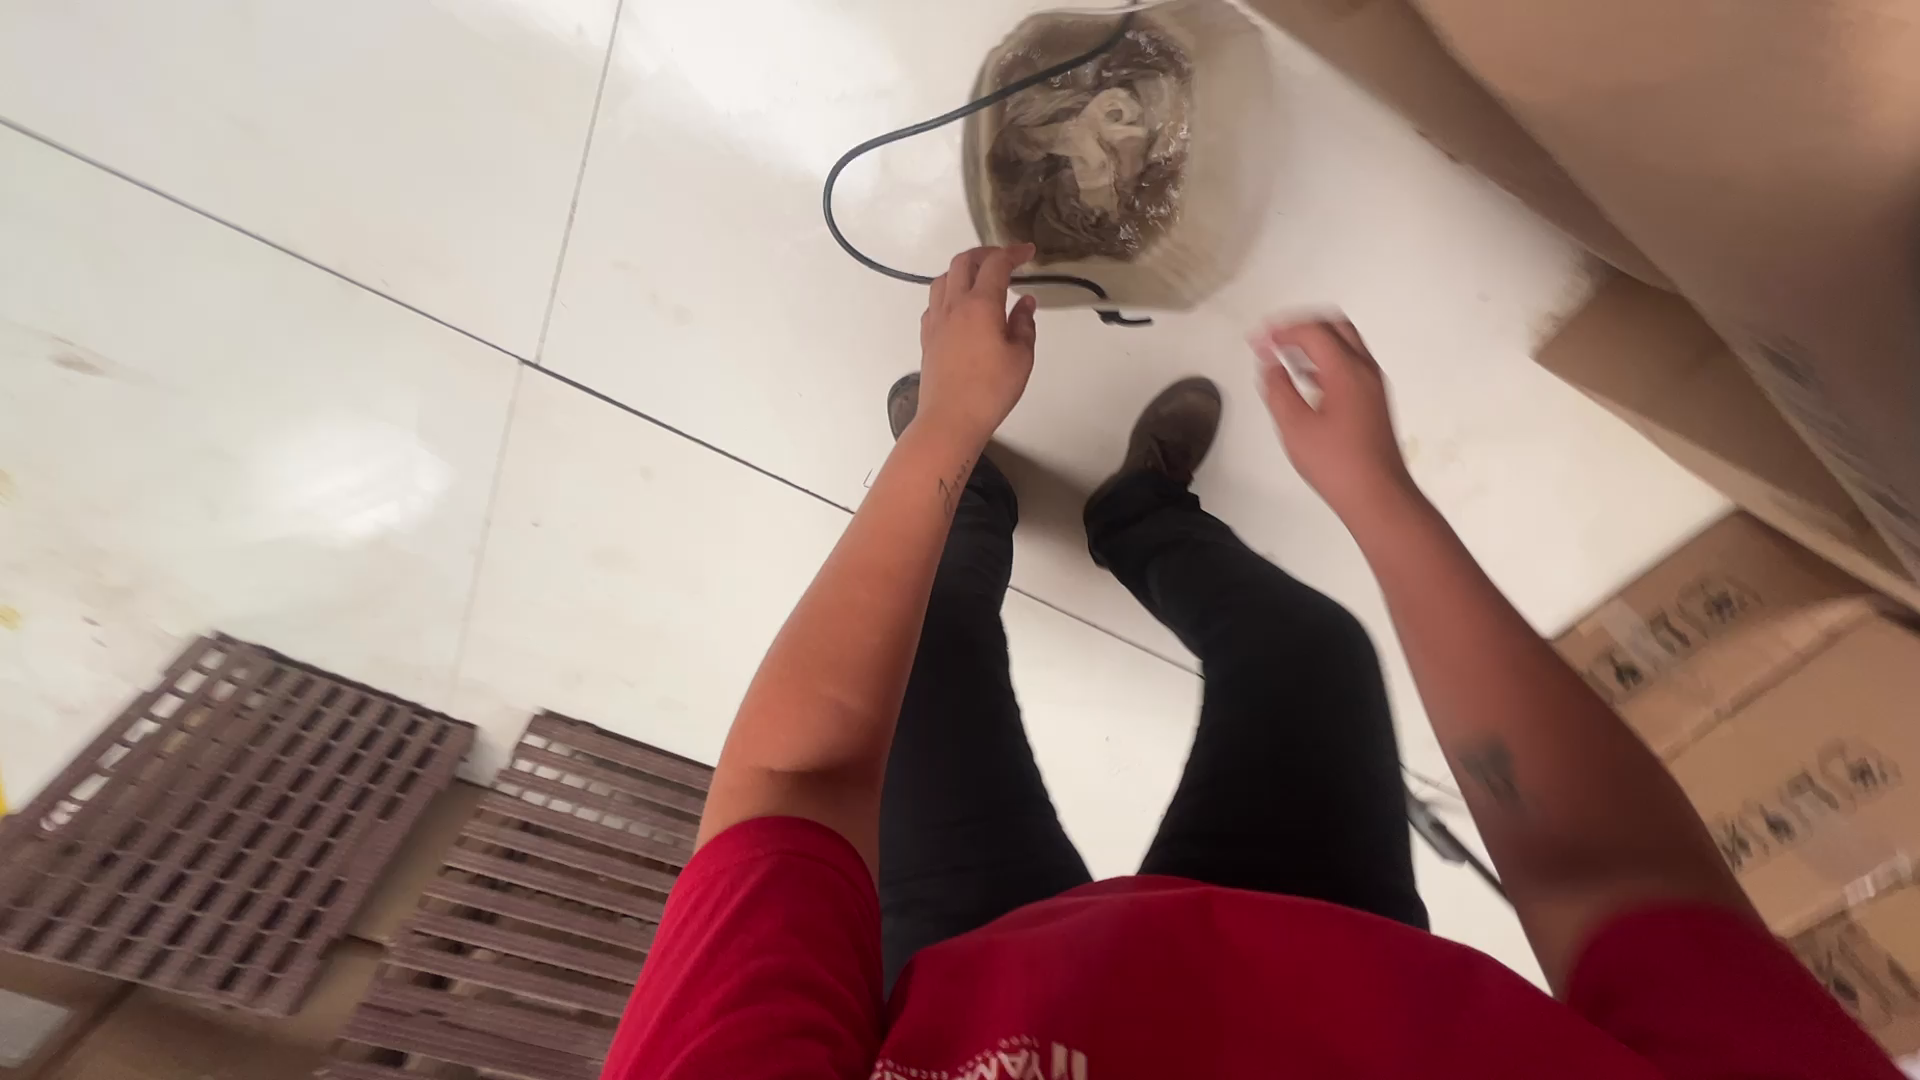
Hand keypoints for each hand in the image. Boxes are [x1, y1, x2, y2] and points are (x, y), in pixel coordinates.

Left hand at [917, 245, 1039, 448]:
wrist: (950, 419)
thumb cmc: (990, 390)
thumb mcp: (1021, 358)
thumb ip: (1024, 325)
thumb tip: (1025, 303)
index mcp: (980, 304)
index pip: (996, 264)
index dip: (1013, 253)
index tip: (1028, 252)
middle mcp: (953, 306)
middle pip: (963, 262)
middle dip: (985, 254)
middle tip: (1004, 260)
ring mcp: (936, 322)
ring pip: (943, 279)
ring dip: (962, 271)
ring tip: (980, 280)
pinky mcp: (927, 339)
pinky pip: (934, 303)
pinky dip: (949, 294)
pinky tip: (959, 308)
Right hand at [1251, 317, 1415, 516]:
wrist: (1376, 493)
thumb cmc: (1337, 464)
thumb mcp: (1294, 427)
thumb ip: (1278, 390)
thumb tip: (1271, 368)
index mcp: (1346, 372)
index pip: (1313, 332)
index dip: (1281, 331)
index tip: (1258, 340)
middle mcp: (1365, 371)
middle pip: (1334, 326)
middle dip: (1300, 326)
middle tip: (1272, 338)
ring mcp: (1372, 384)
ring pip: (1345, 343)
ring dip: (1313, 341)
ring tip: (1282, 353)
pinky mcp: (1372, 399)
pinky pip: (1349, 363)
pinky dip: (1324, 358)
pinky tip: (1304, 376)